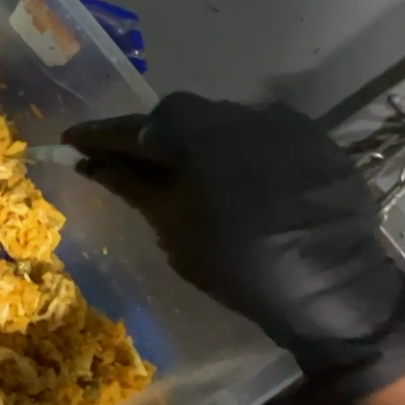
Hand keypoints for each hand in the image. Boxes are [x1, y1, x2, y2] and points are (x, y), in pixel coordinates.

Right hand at [64, 93, 404, 397]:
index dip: (98, 135)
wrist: (334, 290)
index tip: (69, 140)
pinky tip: (230, 179)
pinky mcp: (313, 139)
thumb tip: (90, 162)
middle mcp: (239, 114)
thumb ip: (130, 184)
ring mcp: (281, 124)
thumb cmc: (237, 263)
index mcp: (198, 135)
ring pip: (218, 121)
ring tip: (180, 173)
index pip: (135, 127)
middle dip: (146, 136)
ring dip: (191, 142)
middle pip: (177, 115)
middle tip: (124, 161)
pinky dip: (231, 150)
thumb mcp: (172, 226)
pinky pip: (256, 134)